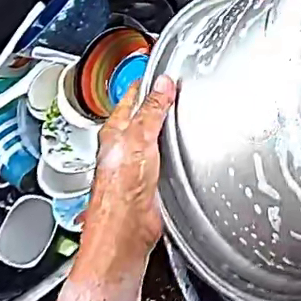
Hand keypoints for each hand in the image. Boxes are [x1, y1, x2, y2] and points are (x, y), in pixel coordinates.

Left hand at [82, 75, 174, 260]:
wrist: (126, 235)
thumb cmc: (120, 196)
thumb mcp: (139, 142)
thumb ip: (151, 112)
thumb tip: (163, 83)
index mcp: (115, 131)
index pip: (132, 95)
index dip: (147, 80)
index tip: (161, 65)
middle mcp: (125, 145)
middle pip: (145, 113)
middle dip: (160, 99)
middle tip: (178, 83)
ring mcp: (139, 161)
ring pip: (156, 132)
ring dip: (169, 122)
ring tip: (184, 107)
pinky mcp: (153, 178)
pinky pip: (166, 152)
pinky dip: (176, 143)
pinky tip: (185, 142)